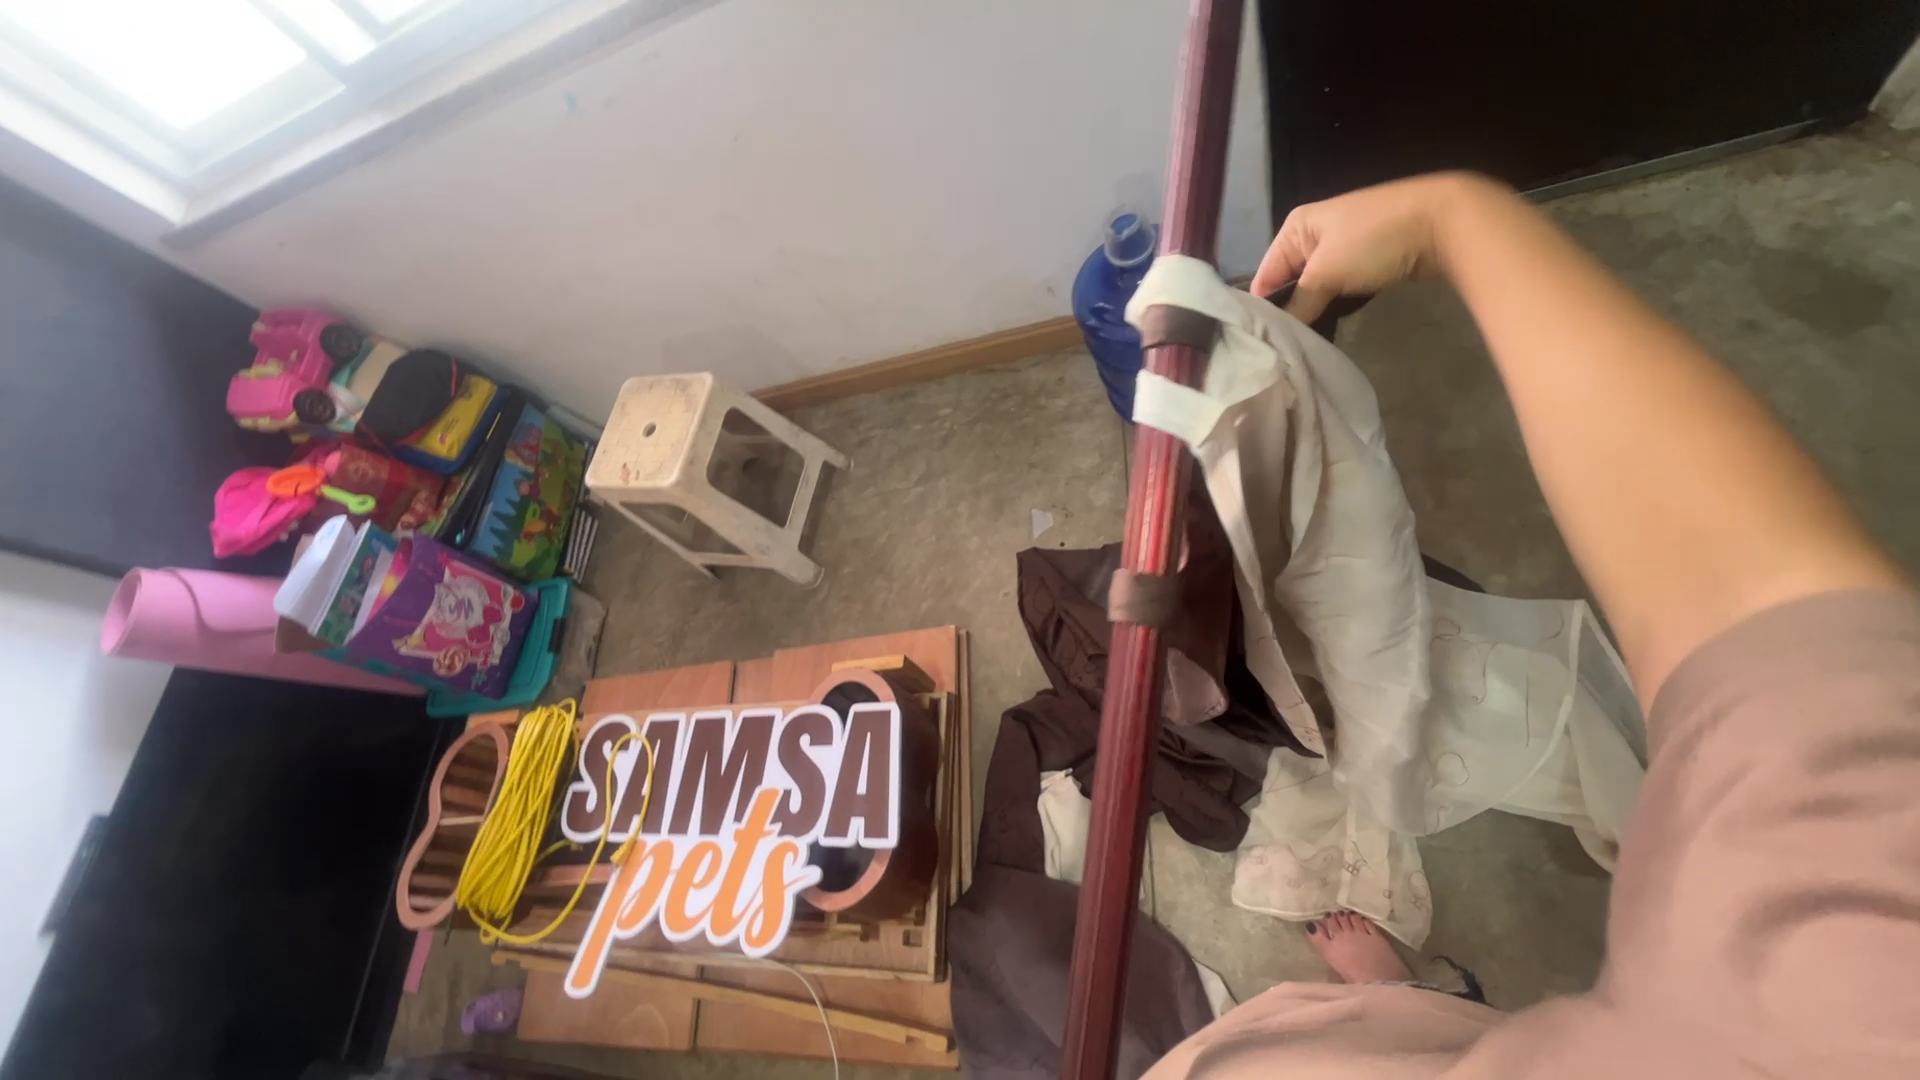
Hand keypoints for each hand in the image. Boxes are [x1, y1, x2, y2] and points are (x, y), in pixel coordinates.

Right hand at [1250, 172, 1506, 323]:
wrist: (1444, 222)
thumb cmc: (1374, 241)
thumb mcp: (1326, 274)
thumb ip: (1299, 304)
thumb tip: (1282, 331)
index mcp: (1295, 228)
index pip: (1265, 276)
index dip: (1263, 309)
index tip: (1264, 342)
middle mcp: (1312, 234)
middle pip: (1287, 283)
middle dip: (1288, 312)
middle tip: (1285, 346)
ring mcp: (1339, 247)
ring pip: (1313, 288)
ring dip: (1312, 311)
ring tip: (1305, 340)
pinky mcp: (1363, 260)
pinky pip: (1336, 288)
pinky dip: (1333, 304)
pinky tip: (1329, 324)